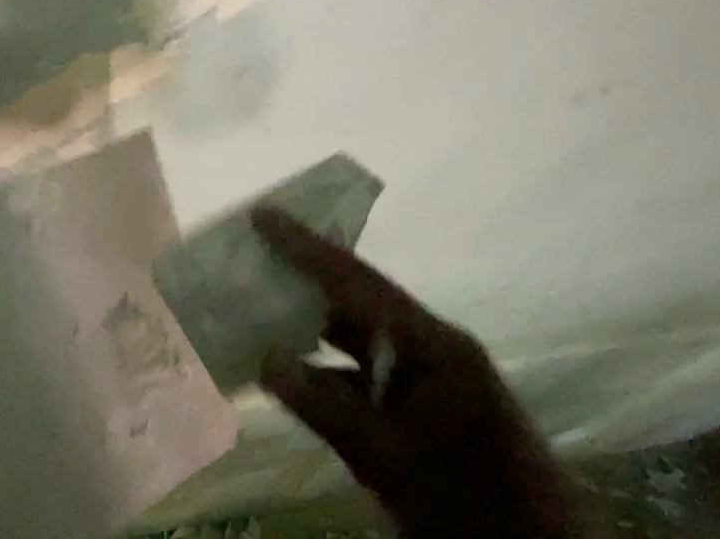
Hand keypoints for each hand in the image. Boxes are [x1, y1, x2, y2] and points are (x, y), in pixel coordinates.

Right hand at [253, 208, 575, 537]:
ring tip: (253, 308)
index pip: (359, 282)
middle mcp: (432, 351)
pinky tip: (287, 375)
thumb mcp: (393, 462)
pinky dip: (325, 372)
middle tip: (247, 256)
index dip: (306, 248)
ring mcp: (430, 381)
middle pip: (356, 302)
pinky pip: (364, 376)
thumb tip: (265, 361)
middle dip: (301, 281)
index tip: (261, 214)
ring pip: (358, 340)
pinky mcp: (424, 411)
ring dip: (309, 328)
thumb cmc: (471, 505)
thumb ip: (326, 409)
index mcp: (434, 346)